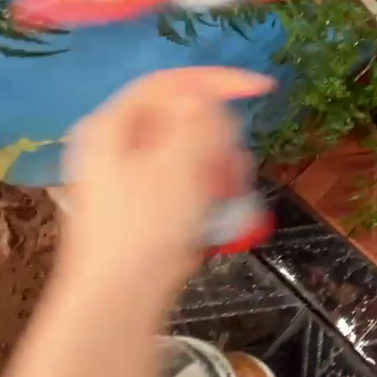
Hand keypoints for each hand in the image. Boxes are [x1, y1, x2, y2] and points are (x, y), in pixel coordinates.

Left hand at [59, 67, 273, 295]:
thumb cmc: (147, 227)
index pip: (171, 82)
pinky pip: (187, 172)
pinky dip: (208, 182)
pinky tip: (217, 206)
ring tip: (227, 192)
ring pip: (191, 145)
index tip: (264, 89)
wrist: (119, 296)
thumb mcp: (179, 165)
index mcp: (112, 126)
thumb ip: (196, 121)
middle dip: (220, 135)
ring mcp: (128, 171)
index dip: (219, 80)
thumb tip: (204, 94)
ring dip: (220, 163)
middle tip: (234, 163)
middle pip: (184, 114)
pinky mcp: (144, 197)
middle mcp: (115, 142)